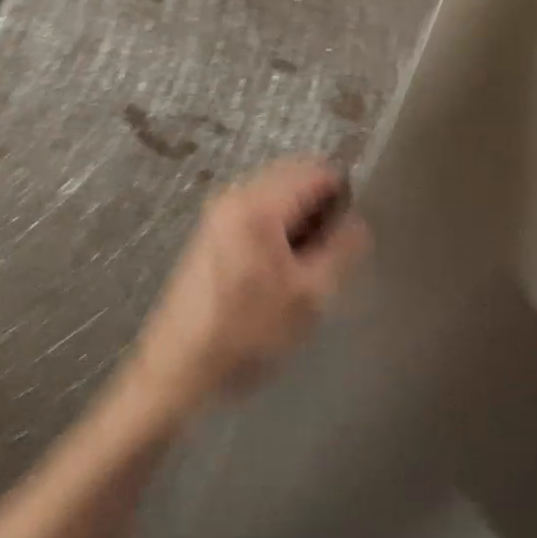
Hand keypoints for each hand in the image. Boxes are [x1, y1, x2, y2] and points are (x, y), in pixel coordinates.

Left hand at [132, 159, 370, 403]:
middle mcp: (235, 195)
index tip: (350, 233)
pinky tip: (281, 268)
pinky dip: (280, 227)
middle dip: (322, 206)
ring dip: (301, 218)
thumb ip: (342, 249)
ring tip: (308, 263)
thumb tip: (358, 221)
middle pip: (297, 175)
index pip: (318, 171)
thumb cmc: (246, 331)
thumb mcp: (309, 295)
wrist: (178, 366)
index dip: (344, 195)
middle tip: (331, 250)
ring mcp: (219, 212)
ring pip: (279, 193)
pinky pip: (260, 210)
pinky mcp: (212, 231)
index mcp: (260, 204)